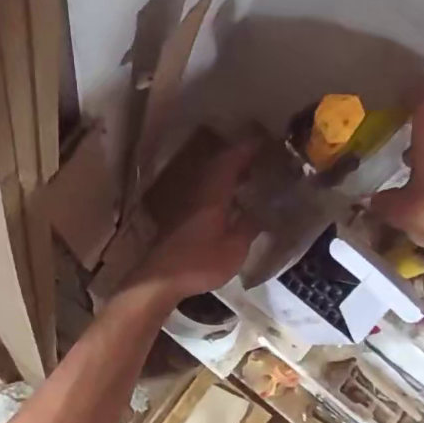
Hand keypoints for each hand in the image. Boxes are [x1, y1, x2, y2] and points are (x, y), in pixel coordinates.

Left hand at [126, 141, 262, 302]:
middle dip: (238, 160)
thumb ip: (248, 228)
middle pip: (217, 168)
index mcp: (212, 196)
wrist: (160, 279)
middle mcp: (197, 194)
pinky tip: (229, 204)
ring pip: (208, 181)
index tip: (263, 143)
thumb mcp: (234, 249)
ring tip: (248, 180)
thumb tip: (261, 212)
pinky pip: (203, 195)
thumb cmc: (199, 263)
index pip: (229, 162)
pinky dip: (219, 192)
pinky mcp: (179, 220)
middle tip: (259, 161)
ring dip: (227, 176)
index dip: (245, 150)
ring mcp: (185, 206)